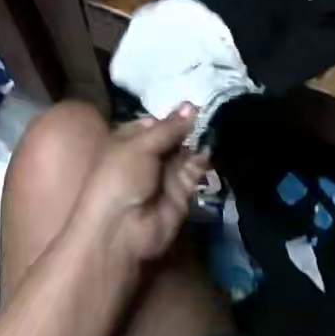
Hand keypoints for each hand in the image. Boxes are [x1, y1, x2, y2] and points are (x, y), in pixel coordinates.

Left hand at [63, 104, 210, 264]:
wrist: (121, 231)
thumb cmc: (120, 179)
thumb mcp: (140, 145)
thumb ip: (169, 127)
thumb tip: (191, 105)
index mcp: (129, 140)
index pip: (156, 122)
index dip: (173, 115)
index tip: (195, 105)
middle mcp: (148, 156)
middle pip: (174, 135)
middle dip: (191, 126)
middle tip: (211, 113)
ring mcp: (165, 174)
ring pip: (187, 151)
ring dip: (199, 140)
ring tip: (214, 127)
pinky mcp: (181, 191)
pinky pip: (194, 170)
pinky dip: (202, 160)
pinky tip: (209, 149)